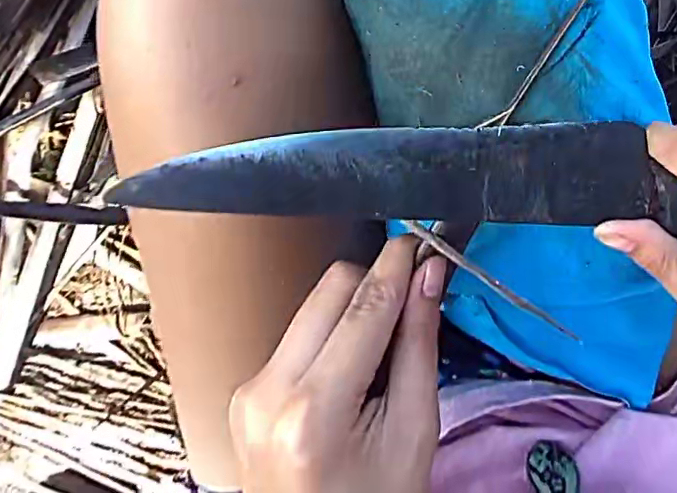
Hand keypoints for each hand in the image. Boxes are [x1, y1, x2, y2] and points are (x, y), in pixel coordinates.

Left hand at [229, 236, 446, 492]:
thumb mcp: (413, 432)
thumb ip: (419, 343)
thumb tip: (429, 273)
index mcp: (314, 410)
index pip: (366, 304)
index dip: (400, 263)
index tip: (424, 243)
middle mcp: (269, 391)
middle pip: (334, 286)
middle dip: (377, 283)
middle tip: (411, 304)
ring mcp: (250, 390)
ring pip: (315, 301)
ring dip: (354, 306)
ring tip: (380, 351)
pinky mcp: (247, 390)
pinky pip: (299, 330)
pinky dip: (332, 331)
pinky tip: (351, 368)